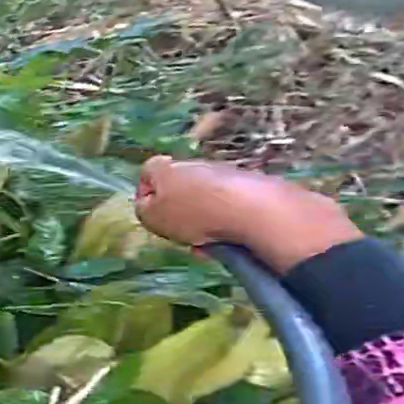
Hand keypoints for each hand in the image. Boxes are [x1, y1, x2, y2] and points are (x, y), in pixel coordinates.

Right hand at [135, 156, 363, 273]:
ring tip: (203, 239)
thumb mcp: (151, 217)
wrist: (260, 212)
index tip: (149, 210)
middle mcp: (198, 164)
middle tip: (176, 228)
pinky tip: (227, 236)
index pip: (148, 170)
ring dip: (201, 214)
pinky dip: (225, 218)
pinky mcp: (256, 184)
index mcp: (169, 169)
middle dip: (176, 204)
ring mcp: (229, 172)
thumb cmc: (194, 214)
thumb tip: (148, 201)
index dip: (145, 190)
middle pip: (179, 184)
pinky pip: (230, 203)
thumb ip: (142, 207)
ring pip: (205, 195)